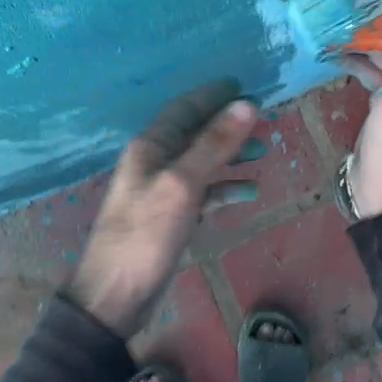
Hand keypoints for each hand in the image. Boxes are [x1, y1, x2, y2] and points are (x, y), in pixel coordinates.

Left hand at [69, 79, 259, 337]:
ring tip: (264, 149)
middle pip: (196, 131)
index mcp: (151, 146)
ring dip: (231, 153)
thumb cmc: (146, 235)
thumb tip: (246, 103)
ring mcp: (162, 190)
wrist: (115, 295)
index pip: (186, 107)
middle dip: (229, 123)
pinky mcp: (171, 216)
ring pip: (202, 160)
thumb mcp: (182, 184)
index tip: (247, 86)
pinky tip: (249, 191)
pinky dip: (226, 187)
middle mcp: (155, 161)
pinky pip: (203, 191)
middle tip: (265, 118)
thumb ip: (214, 143)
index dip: (215, 95)